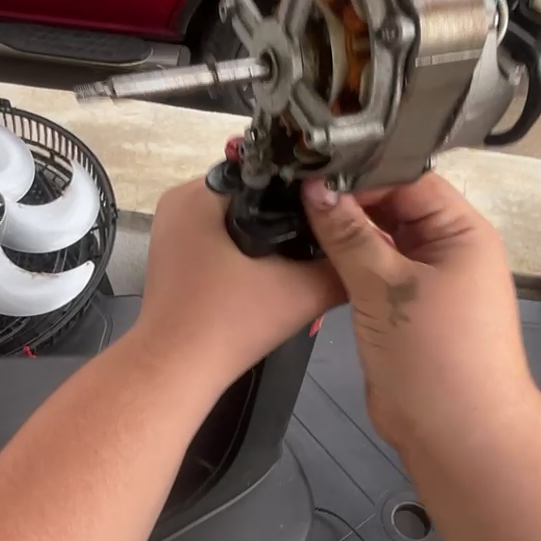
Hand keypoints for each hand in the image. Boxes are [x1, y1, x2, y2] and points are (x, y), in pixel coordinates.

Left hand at [129, 178, 343, 383]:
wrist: (176, 370)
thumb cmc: (230, 323)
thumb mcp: (300, 292)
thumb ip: (340, 265)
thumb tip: (372, 246)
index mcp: (201, 193)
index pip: (269, 170)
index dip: (306, 189)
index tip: (337, 208)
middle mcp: (179, 200)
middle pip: (251, 193)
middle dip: (287, 212)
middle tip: (328, 231)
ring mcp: (169, 228)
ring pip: (232, 216)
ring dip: (264, 232)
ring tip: (305, 249)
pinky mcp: (169, 254)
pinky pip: (214, 236)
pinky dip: (240, 248)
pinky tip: (268, 269)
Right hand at [301, 174, 539, 453]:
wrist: (456, 433)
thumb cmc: (434, 353)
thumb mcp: (387, 287)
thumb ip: (348, 236)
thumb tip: (314, 190)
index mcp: (460, 232)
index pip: (408, 181)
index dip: (361, 178)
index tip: (311, 180)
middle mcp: (445, 250)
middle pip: (392, 209)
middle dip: (347, 205)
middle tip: (292, 198)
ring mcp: (423, 282)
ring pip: (378, 243)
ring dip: (342, 237)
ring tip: (292, 222)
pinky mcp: (401, 311)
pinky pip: (371, 274)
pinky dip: (344, 266)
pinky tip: (308, 258)